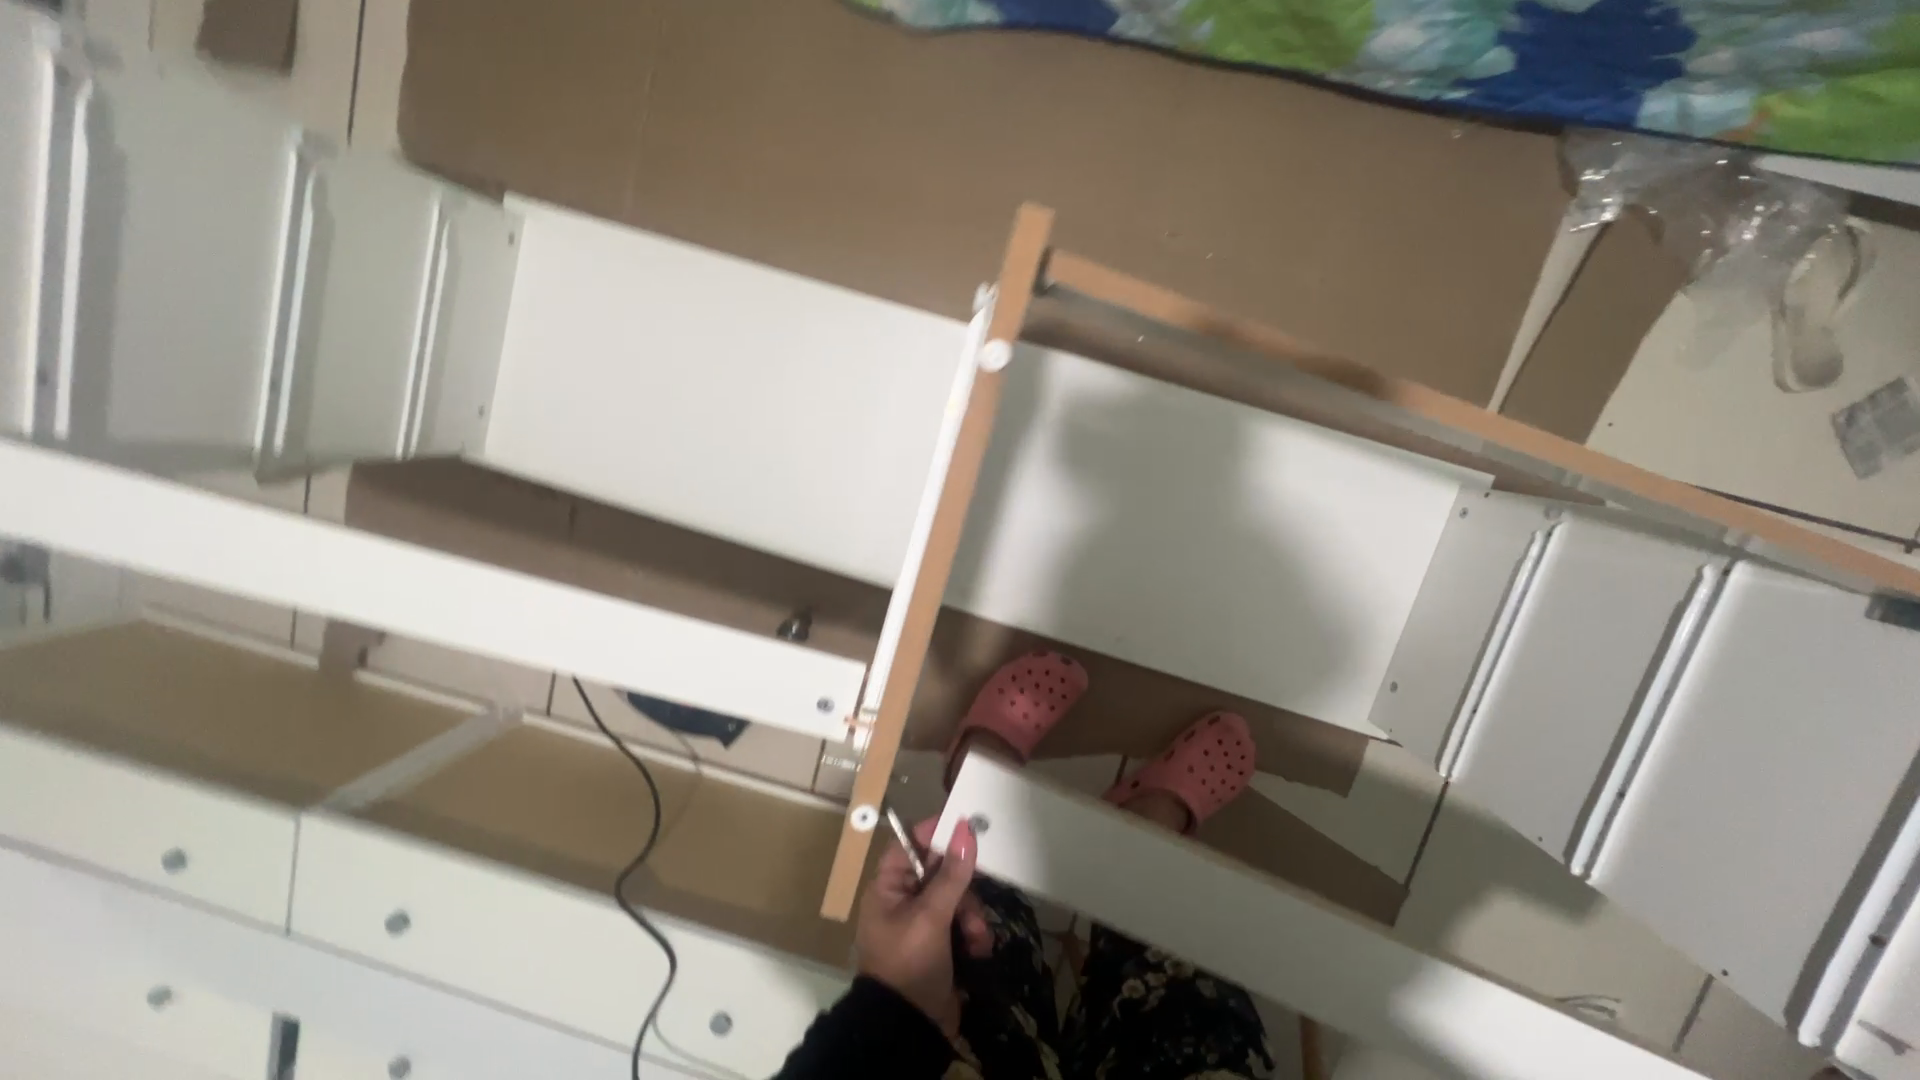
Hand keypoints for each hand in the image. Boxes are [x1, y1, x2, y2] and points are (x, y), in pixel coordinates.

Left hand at [855, 817, 991, 1034]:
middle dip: (963, 889)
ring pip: (957, 898)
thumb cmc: (909, 964)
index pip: (910, 844)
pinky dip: (973, 935)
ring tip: (976, 939)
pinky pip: (963, 924)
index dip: (935, 832)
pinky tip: (978, 951)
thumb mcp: (931, 917)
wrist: (908, 1030)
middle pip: (941, 871)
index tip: (965, 824)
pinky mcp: (942, 945)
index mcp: (888, 887)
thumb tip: (965, 829)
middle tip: (974, 901)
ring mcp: (924, 924)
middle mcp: (904, 900)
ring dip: (972, 917)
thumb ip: (951, 874)